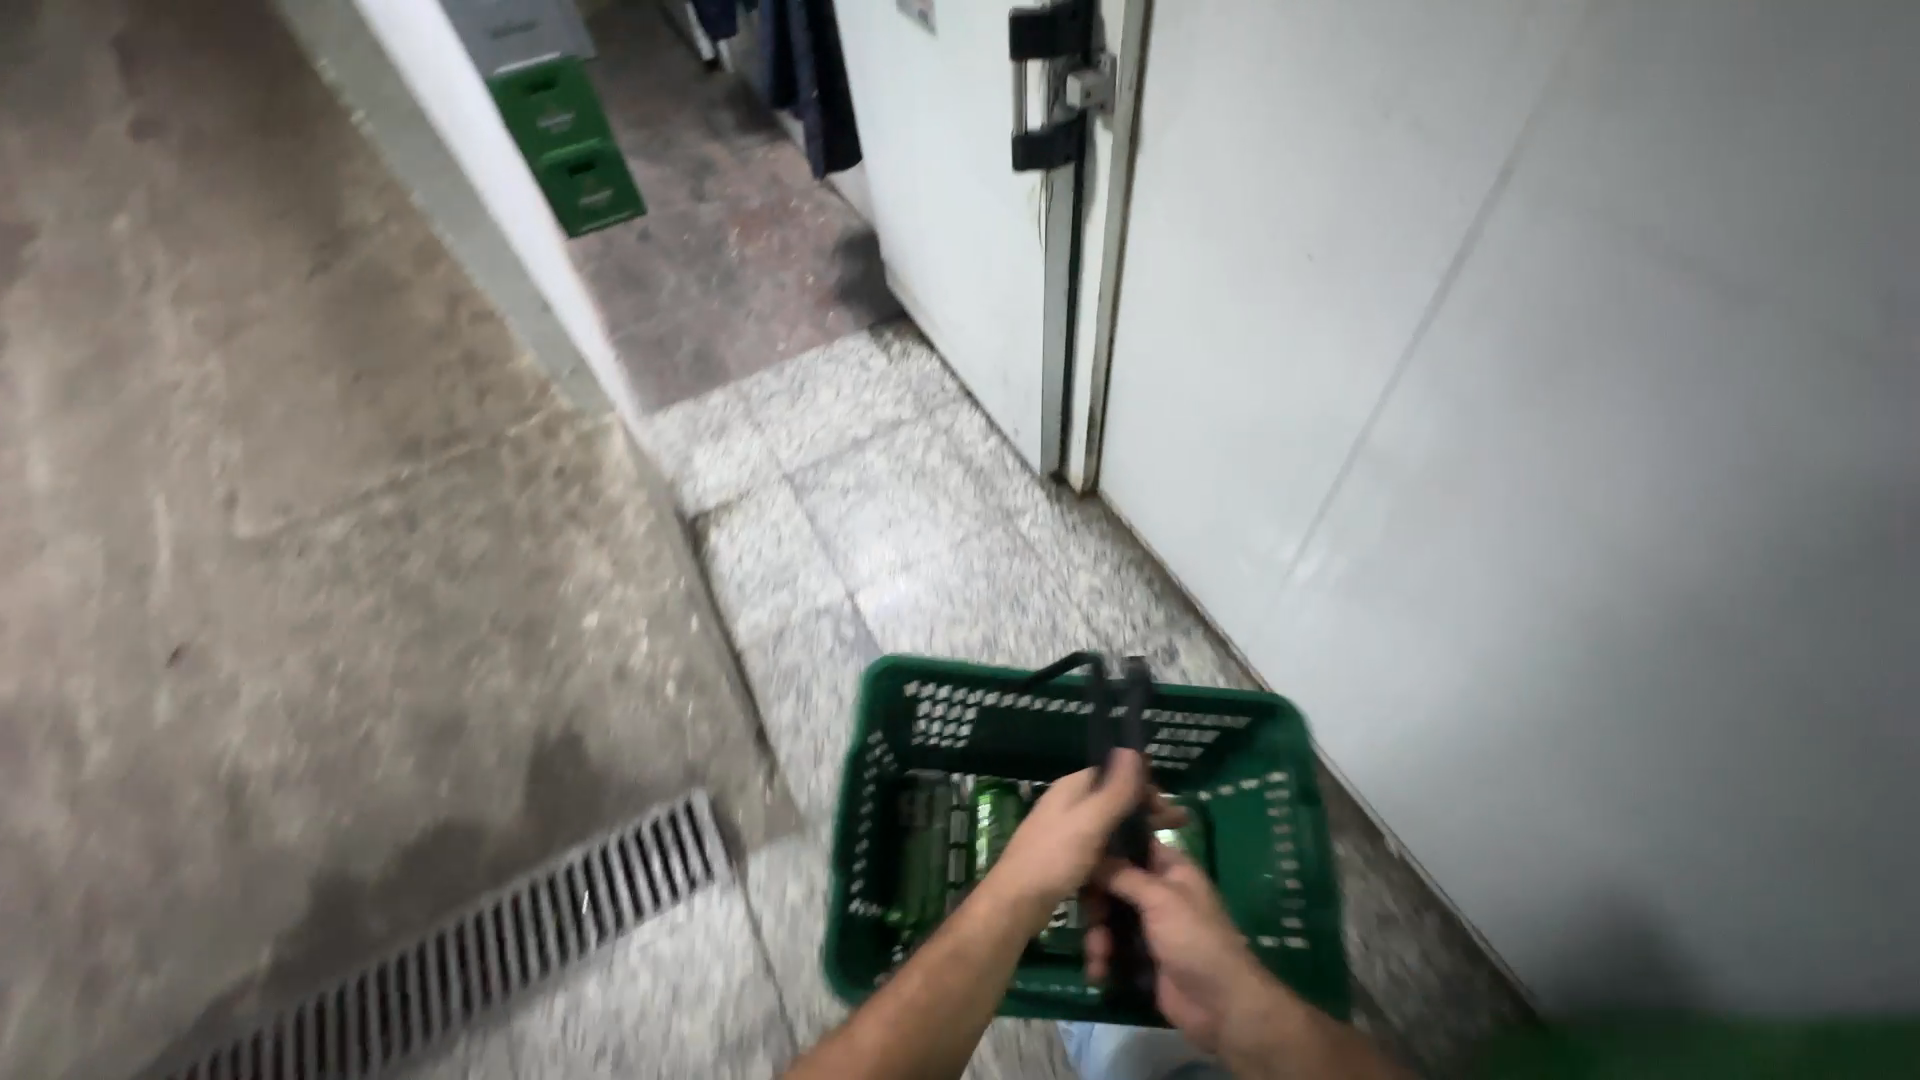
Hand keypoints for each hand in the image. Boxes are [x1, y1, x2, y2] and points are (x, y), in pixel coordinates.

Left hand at [981, 751, 1179, 927]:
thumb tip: (1131, 748)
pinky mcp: (1066, 856)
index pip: (1114, 774)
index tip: (1169, 803)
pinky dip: (1120, 849)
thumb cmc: (1054, 857)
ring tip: (1165, 845)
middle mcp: (1068, 803)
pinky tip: (1137, 865)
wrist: (1017, 900)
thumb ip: (1114, 789)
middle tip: (1178, 824)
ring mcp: (1066, 830)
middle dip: (1145, 808)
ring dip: (1136, 830)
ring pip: (1108, 824)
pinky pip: (1100, 846)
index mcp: (1072, 788)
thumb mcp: (1090, 821)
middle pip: (1113, 799)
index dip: (1143, 785)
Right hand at [1085, 843, 1293, 1054]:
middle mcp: (1156, 891)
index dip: (1106, 846)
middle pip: (1112, 882)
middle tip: (1092, 918)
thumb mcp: (1160, 898)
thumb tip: (1091, 853)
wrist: (1221, 1006)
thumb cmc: (1195, 939)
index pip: (1132, 842)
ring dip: (1097, 935)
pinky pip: (1110, 946)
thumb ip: (1123, 874)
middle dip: (1096, 902)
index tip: (1079, 854)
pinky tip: (1099, 973)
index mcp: (1169, 868)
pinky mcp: (1139, 955)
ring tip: (1099, 956)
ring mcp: (1147, 924)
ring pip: (1107, 916)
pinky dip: (1101, 957)